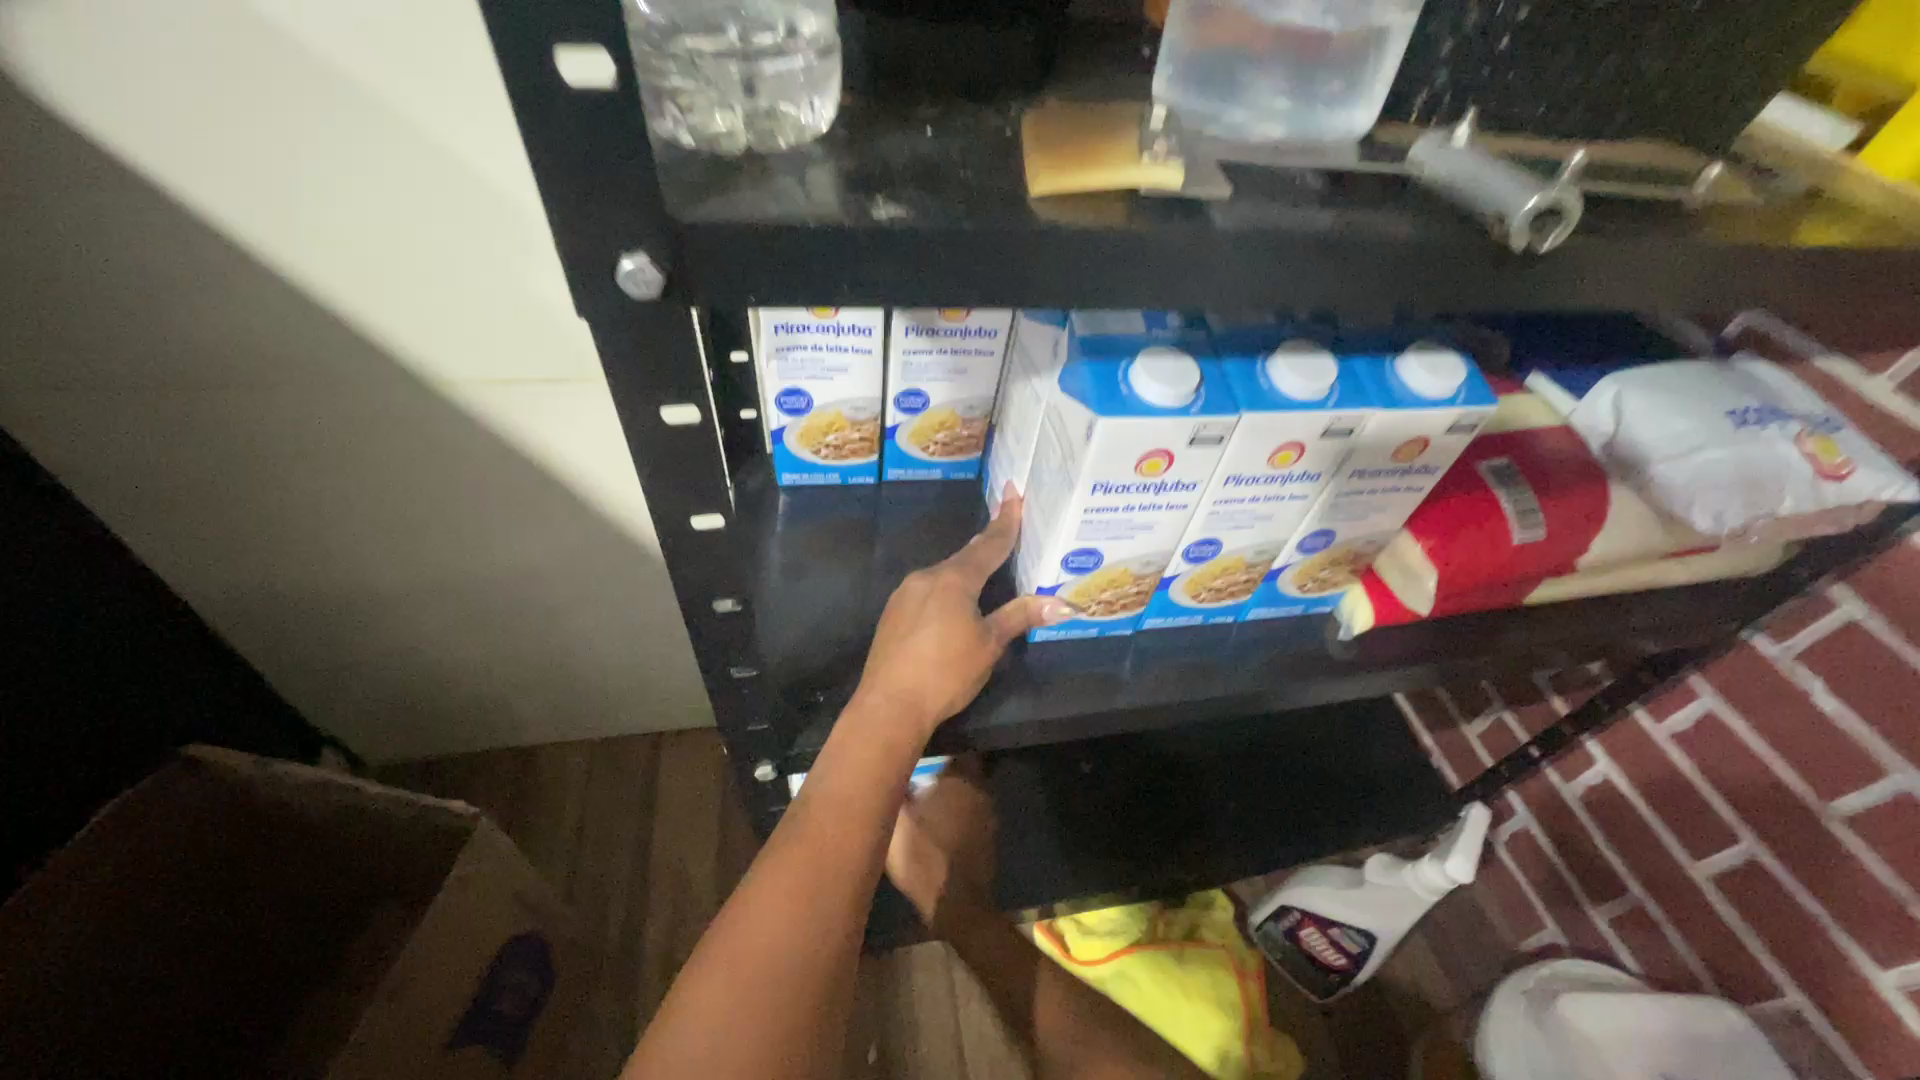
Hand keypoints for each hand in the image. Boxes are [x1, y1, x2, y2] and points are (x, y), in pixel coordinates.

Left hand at [853, 485, 1071, 735]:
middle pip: (965, 557)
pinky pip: (927, 593)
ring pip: (944, 576)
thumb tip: (1061, 603)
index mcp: (954, 579)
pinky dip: (946, 592)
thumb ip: (1020, 617)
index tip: (1014, 492)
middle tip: (1006, 528)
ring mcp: (905, 594)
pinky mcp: (893, 614)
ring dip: (965, 573)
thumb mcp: (990, 644)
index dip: (1006, 521)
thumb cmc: (946, 672)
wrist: (889, 705)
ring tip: (985, 573)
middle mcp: (926, 577)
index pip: (989, 544)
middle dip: (986, 545)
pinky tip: (953, 606)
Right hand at [887, 756, 997, 936]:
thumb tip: (893, 771)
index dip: (940, 747)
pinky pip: (972, 814)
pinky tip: (942, 825)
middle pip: (963, 769)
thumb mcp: (896, 823)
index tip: (923, 750)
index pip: (957, 747)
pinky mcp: (989, 837)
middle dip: (945, 770)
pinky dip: (959, 815)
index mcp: (959, 779)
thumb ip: (896, 791)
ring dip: (953, 794)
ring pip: (969, 793)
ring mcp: (989, 815)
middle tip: (921, 774)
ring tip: (929, 799)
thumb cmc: (923, 857)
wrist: (956, 905)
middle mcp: (980, 790)